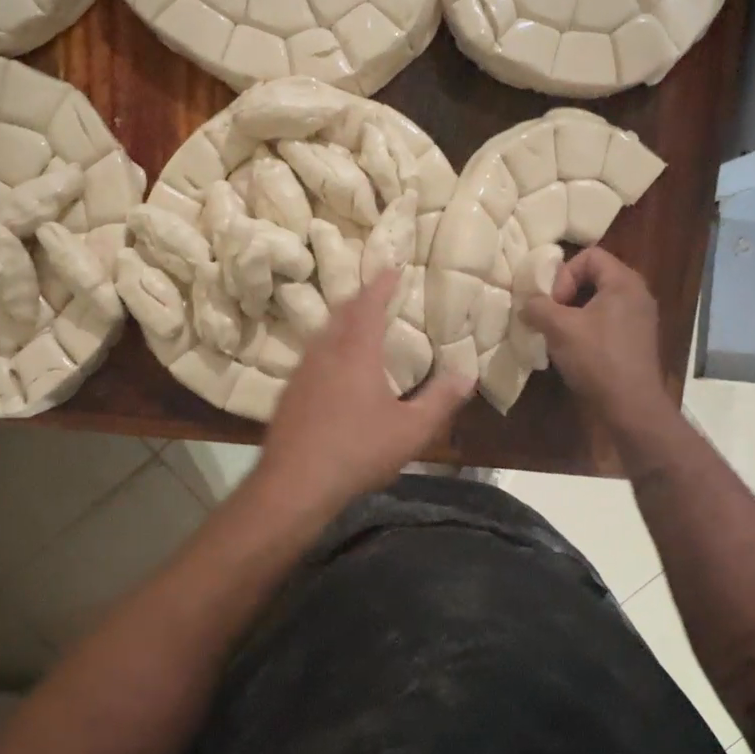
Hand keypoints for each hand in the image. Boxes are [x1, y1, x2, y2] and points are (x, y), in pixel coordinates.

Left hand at [255, 270, 474, 511]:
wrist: (294, 484)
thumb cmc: (358, 452)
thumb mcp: (411, 430)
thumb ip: (441, 399)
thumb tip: (468, 373)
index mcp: (355, 353)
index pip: (368, 305)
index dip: (381, 285)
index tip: (391, 270)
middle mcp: (324, 354)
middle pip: (340, 314)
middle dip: (359, 300)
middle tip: (375, 294)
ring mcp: (300, 374)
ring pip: (321, 336)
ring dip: (340, 324)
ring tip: (356, 328)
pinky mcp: (287, 396)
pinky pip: (310, 359)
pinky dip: (326, 350)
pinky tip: (332, 371)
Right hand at [521, 247, 671, 430]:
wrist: (629, 406)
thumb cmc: (597, 359)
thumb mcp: (560, 328)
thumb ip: (538, 308)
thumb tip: (527, 305)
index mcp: (624, 282)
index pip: (590, 255)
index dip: (564, 274)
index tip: (553, 303)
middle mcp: (636, 295)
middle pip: (594, 278)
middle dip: (565, 294)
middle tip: (550, 317)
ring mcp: (638, 320)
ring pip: (598, 303)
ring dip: (572, 315)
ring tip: (556, 336)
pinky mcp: (634, 343)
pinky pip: (606, 324)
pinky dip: (586, 331)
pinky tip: (572, 353)